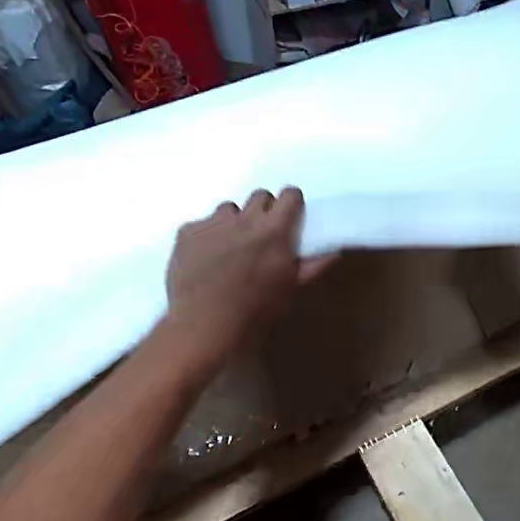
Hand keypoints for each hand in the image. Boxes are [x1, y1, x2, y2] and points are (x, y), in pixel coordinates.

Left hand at [159, 188, 334, 371]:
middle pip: (259, 196)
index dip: (291, 204)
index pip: (289, 195)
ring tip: (230, 248)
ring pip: (228, 209)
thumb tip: (333, 251)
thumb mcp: (290, 291)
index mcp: (274, 231)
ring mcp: (212, 223)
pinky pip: (200, 225)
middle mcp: (244, 219)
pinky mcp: (186, 233)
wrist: (203, 325)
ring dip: (234, 222)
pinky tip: (203, 260)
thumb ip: (311, 266)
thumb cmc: (254, 312)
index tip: (290, 217)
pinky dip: (205, 237)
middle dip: (264, 210)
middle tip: (262, 236)